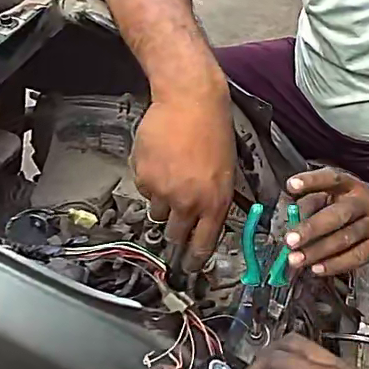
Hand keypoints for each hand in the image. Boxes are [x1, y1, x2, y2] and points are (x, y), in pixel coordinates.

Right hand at [132, 94, 235, 270]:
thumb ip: (215, 199)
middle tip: (175, 215)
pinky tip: (161, 159)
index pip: (202, 244)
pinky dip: (150, 179)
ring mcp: (163, 191)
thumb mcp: (226, 170)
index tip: (188, 266)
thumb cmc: (213, 129)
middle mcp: (188, 202)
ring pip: (157, 211)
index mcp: (215, 202)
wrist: (189, 101)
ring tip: (171, 174)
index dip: (194, 259)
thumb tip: (206, 220)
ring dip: (162, 200)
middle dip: (175, 230)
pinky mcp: (143, 176)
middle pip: (175, 234)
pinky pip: (144, 189)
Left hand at [282, 168, 368, 277]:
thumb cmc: (359, 203)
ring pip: (344, 239)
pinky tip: (317, 268)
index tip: (291, 185)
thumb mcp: (341, 193)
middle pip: (338, 214)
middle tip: (289, 240)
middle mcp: (363, 203)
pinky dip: (335, 264)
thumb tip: (291, 215)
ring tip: (296, 259)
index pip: (331, 179)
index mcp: (350, 186)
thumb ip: (315, 201)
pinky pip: (356, 257)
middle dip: (312, 228)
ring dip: (318, 251)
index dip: (311, 181)